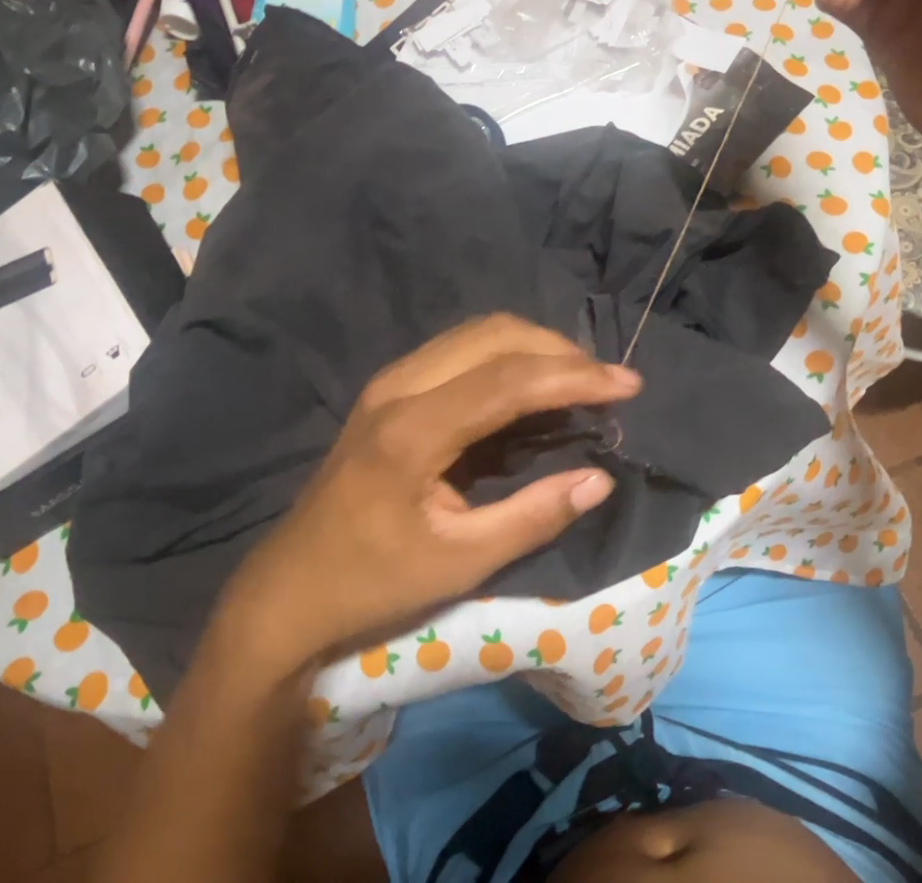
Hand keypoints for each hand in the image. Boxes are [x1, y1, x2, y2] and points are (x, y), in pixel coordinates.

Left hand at [220, 315, 641, 655]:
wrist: (292, 588)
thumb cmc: (374, 581)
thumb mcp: (461, 562)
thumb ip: (534, 516)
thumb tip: (600, 479)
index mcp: (413, 430)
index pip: (510, 379)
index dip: (576, 376)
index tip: (630, 387)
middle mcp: (399, 387)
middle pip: (495, 336)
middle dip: (561, 351)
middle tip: (608, 386)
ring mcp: (389, 383)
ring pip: (477, 334)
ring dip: (535, 348)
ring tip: (581, 382)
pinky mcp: (389, 391)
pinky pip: (460, 351)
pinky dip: (507, 357)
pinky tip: (533, 388)